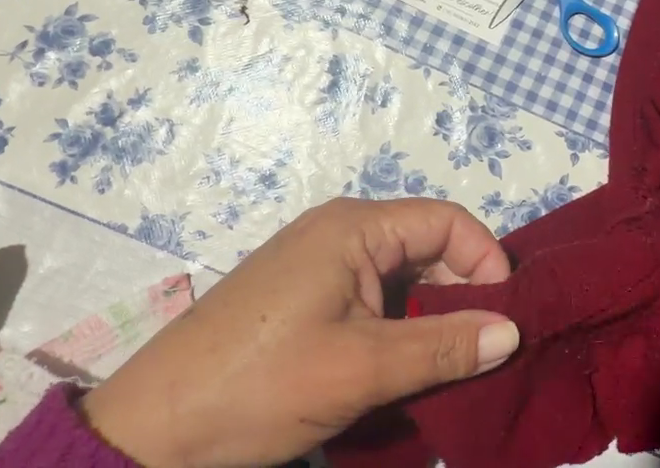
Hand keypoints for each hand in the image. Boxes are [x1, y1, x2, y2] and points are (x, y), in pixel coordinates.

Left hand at [81, 198, 520, 467]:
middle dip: (460, 295)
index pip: (447, 222)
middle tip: (479, 350)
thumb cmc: (258, 387)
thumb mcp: (361, 369)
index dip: (485, 261)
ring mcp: (316, 263)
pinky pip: (369, 297)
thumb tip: (513, 332)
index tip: (503, 318)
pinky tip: (401, 369)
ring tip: (444, 367)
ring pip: (399, 278)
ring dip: (427, 318)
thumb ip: (443, 346)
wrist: (145, 437)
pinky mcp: (301, 297)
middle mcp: (338, 230)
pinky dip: (394, 328)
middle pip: (425, 247)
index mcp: (354, 226)